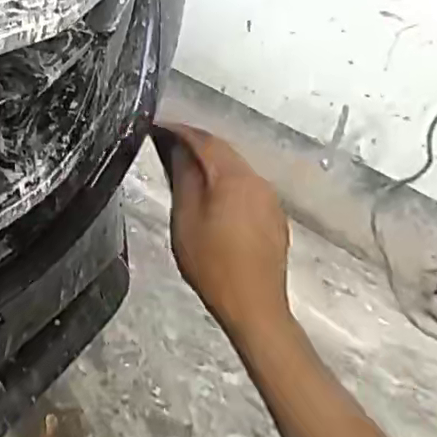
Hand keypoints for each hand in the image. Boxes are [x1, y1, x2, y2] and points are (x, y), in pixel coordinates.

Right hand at [155, 122, 291, 338]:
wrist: (255, 308)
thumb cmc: (213, 264)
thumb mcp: (185, 219)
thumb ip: (183, 177)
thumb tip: (179, 149)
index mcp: (234, 177)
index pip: (204, 140)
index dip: (180, 131)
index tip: (161, 128)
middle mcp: (257, 181)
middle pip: (224, 151)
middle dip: (197, 145)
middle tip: (170, 145)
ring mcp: (269, 200)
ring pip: (237, 169)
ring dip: (213, 164)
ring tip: (188, 170)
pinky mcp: (274, 217)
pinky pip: (248, 187)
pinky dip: (228, 183)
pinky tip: (214, 199)